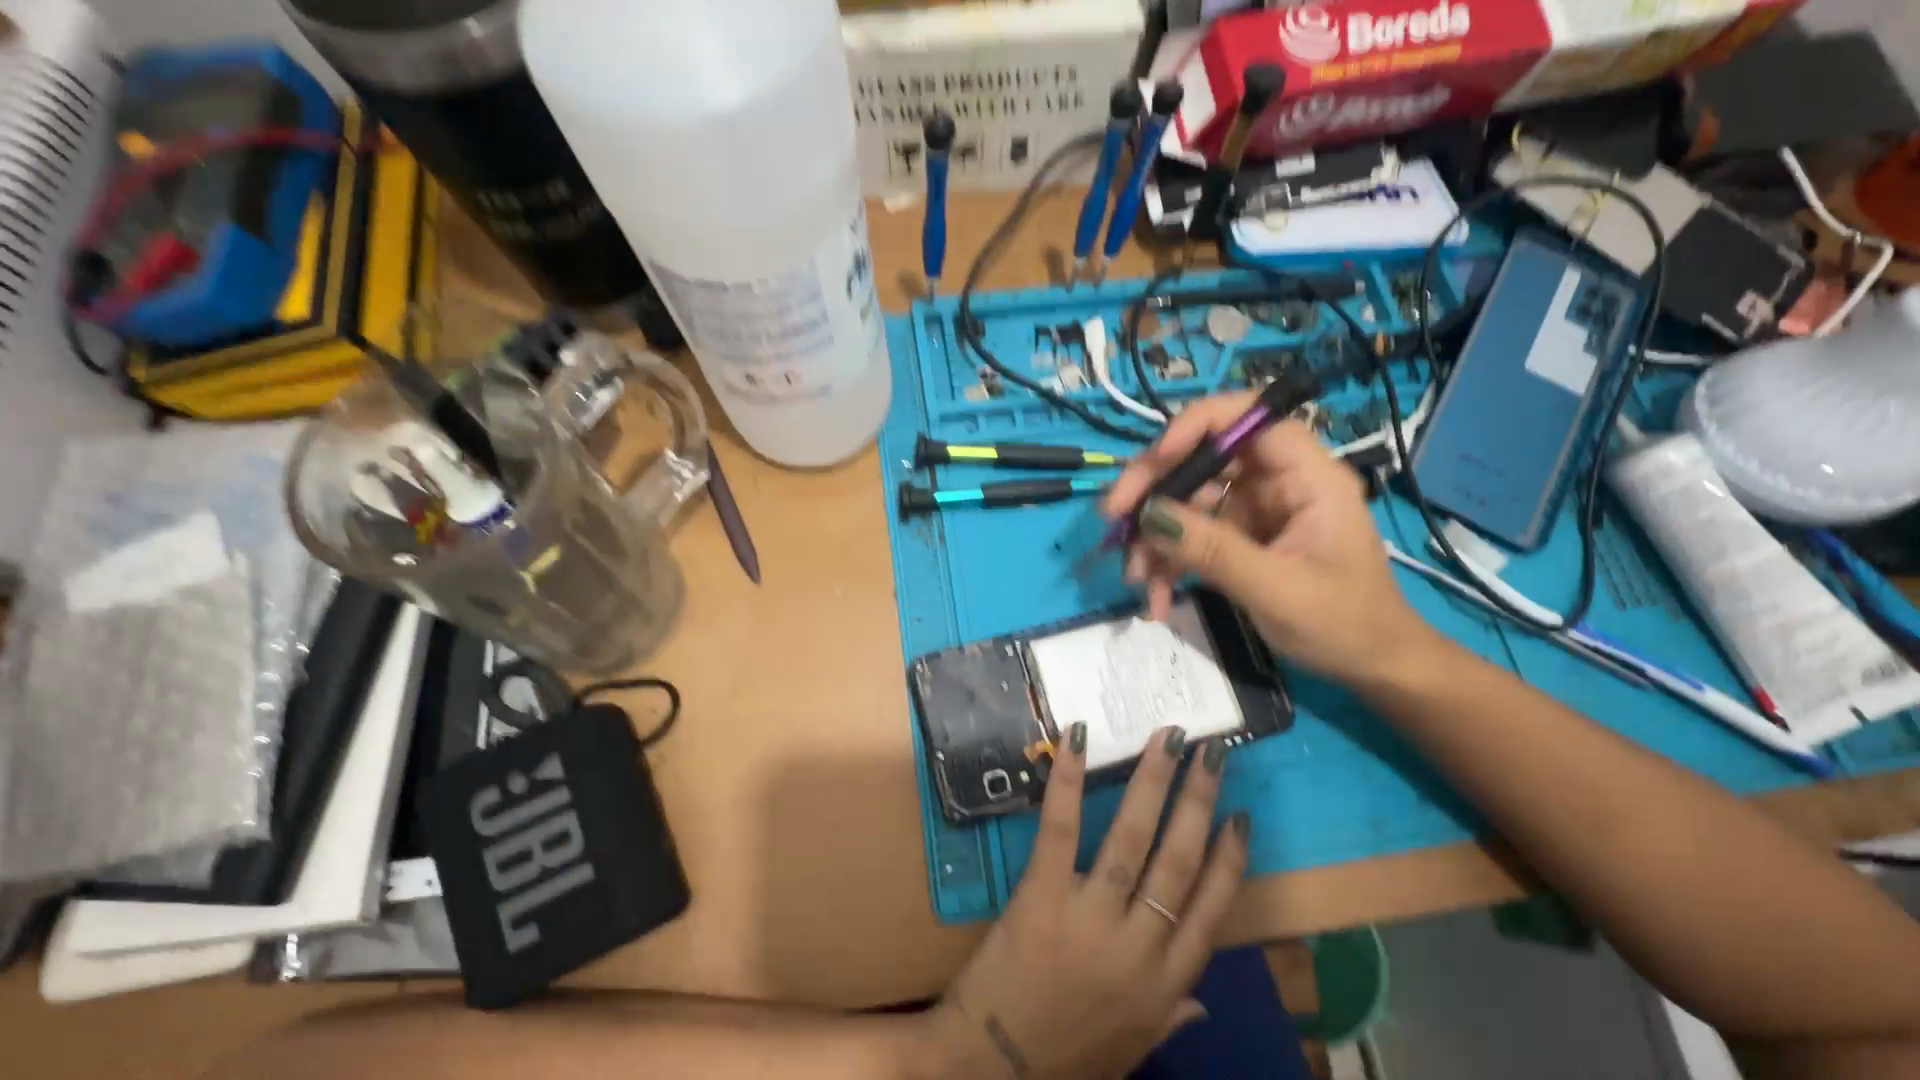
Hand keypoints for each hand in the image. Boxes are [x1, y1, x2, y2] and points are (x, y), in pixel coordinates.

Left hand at [919, 726, 1249, 1079]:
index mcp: (1166, 983)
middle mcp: (1140, 945)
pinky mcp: (1042, 896)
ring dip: (1153, 781)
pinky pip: (1061, 831)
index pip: (1213, 908)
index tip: (1241, 817)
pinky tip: (1079, 742)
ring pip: (1134, 839)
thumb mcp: (1131, 1050)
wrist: (994, 1068)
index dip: (1231, 859)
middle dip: (1200, 800)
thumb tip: (1203, 1000)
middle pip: (1181, 860)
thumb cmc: (1064, 1059)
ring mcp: (1091, 917)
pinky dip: (1070, 783)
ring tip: (1169, 738)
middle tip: (1213, 752)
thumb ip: (1170, 1016)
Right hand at [1101, 392, 1439, 686]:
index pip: (1250, 417)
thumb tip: (1149, 515)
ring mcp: (1255, 511)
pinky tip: (1155, 598)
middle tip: (1114, 520)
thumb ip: (1213, 550)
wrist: (1370, 666)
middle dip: (1155, 490)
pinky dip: (1168, 564)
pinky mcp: (1239, 540)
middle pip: (1204, 459)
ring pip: (1188, 501)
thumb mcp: (1277, 589)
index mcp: (1306, 476)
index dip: (1198, 426)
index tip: (1155, 459)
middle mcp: (1277, 482)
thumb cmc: (1343, 623)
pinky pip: (1191, 537)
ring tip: (1135, 578)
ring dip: (1154, 537)